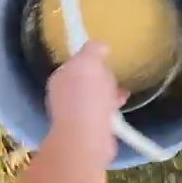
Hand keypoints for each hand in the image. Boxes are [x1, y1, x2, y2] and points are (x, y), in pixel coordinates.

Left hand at [44, 43, 124, 164]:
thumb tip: (99, 45)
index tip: (104, 59)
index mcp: (59, 79)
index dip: (89, 60)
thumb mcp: (89, 63)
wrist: (87, 137)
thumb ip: (92, 50)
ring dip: (109, 93)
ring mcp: (74, 115)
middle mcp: (62, 97)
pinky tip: (122, 107)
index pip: (74, 64)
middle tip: (113, 77)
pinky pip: (102, 113)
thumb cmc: (86, 96)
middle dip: (101, 78)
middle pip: (85, 82)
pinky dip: (112, 108)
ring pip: (94, 98)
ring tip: (122, 92)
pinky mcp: (87, 129)